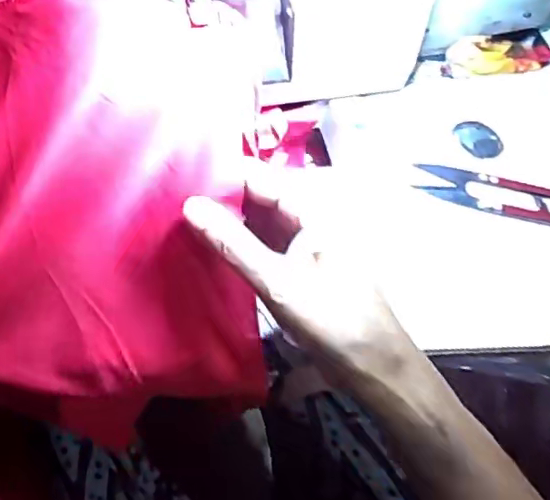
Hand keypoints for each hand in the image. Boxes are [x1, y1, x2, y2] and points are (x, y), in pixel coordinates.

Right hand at [182, 164, 429, 401]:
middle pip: (251, 195)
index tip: (177, 175)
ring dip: (221, 219)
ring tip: (177, 215)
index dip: (218, 173)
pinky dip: (231, 240)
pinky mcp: (291, 265)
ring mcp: (297, 242)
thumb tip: (188, 204)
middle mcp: (302, 219)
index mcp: (309, 210)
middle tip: (169, 196)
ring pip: (251, 218)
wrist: (380, 376)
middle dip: (214, 195)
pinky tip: (203, 243)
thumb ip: (233, 243)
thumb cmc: (336, 323)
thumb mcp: (279, 283)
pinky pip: (255, 240)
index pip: (255, 176)